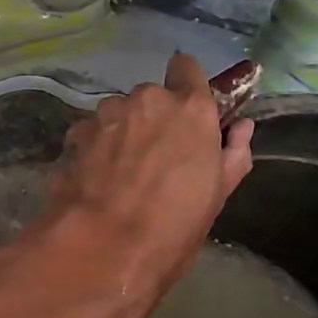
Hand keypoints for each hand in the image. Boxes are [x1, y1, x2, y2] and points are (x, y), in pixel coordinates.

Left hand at [45, 53, 254, 302]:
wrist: (101, 249)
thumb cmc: (173, 226)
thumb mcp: (217, 196)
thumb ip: (233, 153)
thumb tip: (242, 127)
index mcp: (189, 107)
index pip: (187, 67)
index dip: (187, 85)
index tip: (187, 112)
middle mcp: (147, 98)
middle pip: (152, 97)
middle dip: (154, 119)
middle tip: (155, 159)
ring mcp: (107, 113)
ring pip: (119, 114)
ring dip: (123, 133)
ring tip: (120, 176)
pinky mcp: (75, 133)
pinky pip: (93, 133)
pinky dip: (96, 150)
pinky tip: (95, 183)